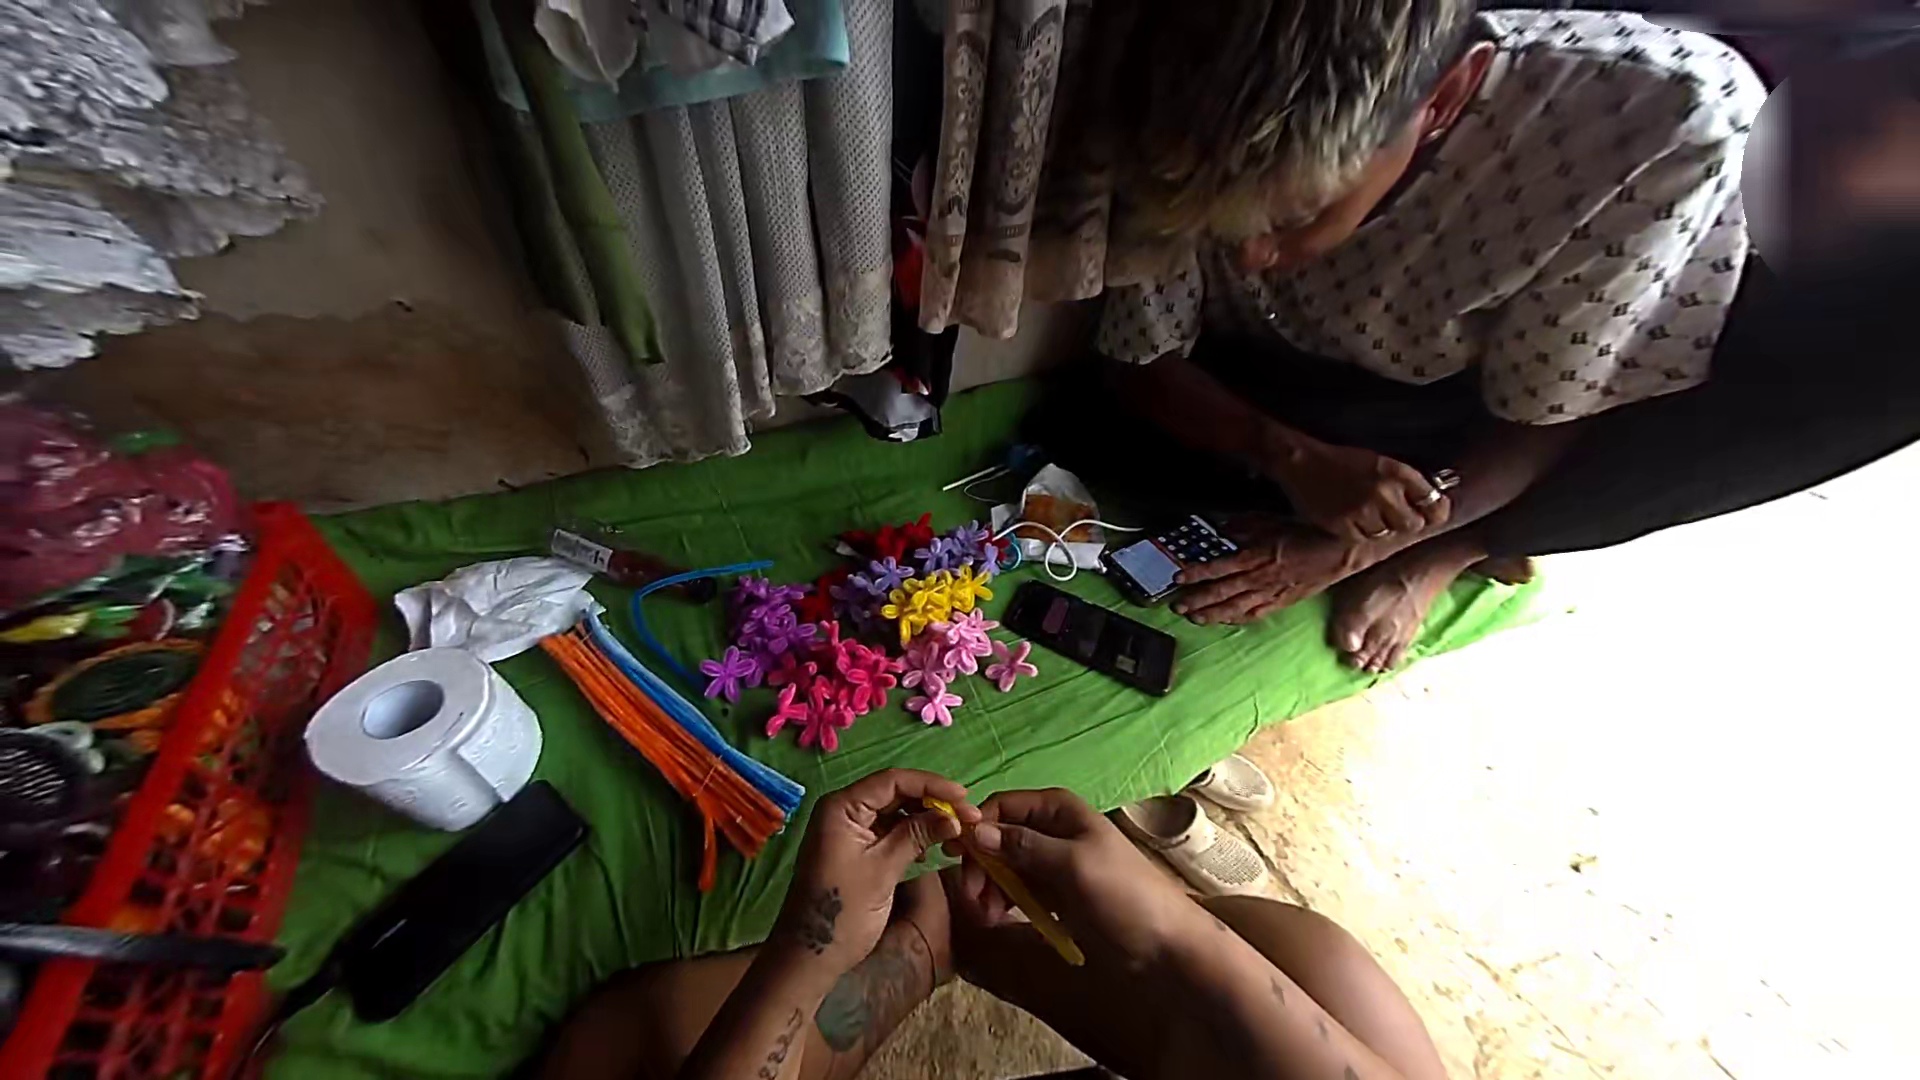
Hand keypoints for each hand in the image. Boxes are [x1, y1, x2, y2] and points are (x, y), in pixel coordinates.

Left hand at [772, 769, 979, 975]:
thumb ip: (917, 835)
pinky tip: (931, 844)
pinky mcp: (856, 845)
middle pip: (894, 792)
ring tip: (954, 827)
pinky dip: (911, 831)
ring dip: (924, 816)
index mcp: (842, 806)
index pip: (892, 781)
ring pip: (894, 808)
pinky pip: (888, 826)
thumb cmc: (842, 913)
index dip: (931, 784)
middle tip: (965, 812)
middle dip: (931, 800)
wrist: (809, 959)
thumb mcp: (883, 870)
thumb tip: (954, 817)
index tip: (963, 794)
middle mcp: (844, 808)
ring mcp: (849, 827)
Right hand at [944, 788, 1200, 966]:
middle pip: (1000, 835)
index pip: (1003, 806)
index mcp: (1056, 809)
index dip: (978, 826)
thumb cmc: (1121, 893)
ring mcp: (1052, 860)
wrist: (1165, 945)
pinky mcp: (1054, 890)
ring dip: (991, 885)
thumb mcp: (1071, 866)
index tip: (957, 856)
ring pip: (1006, 864)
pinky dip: (1005, 899)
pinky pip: (1019, 887)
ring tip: (987, 915)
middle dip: (983, 863)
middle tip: (972, 897)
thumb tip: (976, 830)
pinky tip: (998, 917)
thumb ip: (1023, 847)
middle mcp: (1050, 828)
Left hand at [1171, 526, 1371, 623]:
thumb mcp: (1269, 521)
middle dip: (1195, 600)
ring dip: (1210, 614)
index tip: (1177, 578)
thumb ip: (1242, 526)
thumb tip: (1222, 529)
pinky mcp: (1282, 602)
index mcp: (1254, 555)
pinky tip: (1223, 621)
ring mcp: (1270, 592)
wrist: (1340, 550)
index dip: (1195, 573)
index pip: (1217, 567)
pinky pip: (1254, 614)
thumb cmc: (1305, 533)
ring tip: (1192, 617)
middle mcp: (1259, 577)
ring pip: (1234, 607)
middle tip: (1176, 605)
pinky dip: (1236, 619)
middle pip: (1221, 591)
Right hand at [1270, 440, 1447, 541]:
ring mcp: (1360, 509)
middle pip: (1412, 524)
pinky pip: (1359, 538)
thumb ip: (1406, 481)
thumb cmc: (1340, 460)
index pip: (1433, 503)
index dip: (1434, 513)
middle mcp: (1382, 491)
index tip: (1428, 515)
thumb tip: (1432, 500)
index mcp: (1396, 472)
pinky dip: (1357, 533)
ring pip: (1385, 534)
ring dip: (1378, 529)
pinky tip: (1350, 521)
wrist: (1300, 462)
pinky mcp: (1339, 523)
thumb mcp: (1380, 462)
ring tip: (1366, 518)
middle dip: (1405, 523)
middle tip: (1392, 519)